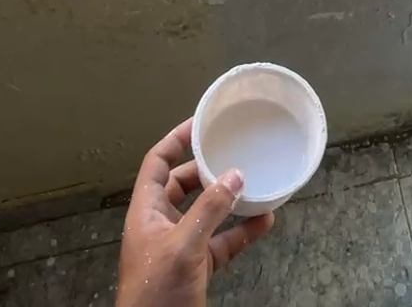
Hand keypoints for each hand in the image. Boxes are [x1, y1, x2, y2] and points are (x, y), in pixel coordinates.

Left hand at [116, 118, 275, 306]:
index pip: (157, 162)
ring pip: (207, 212)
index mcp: (146, 212)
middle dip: (209, 169)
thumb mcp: (183, 247)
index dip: (176, 139)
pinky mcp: (197, 268)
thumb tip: (235, 174)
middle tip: (234, 152)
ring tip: (256, 182)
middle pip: (184, 184)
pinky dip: (242, 231)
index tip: (203, 122)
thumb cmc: (156, 292)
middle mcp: (161, 224)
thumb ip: (209, 210)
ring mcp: (180, 246)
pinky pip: (222, 241)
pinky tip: (265, 221)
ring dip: (231, 200)